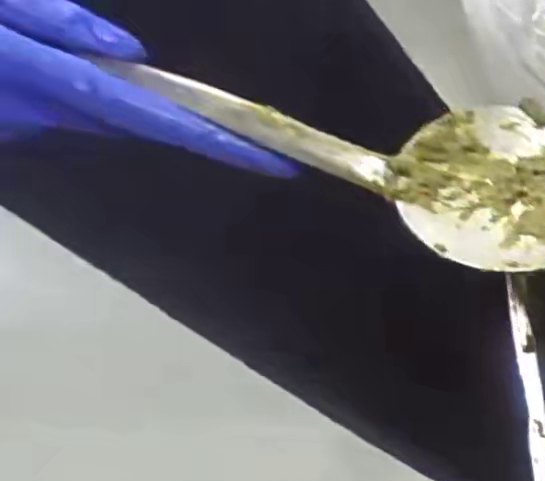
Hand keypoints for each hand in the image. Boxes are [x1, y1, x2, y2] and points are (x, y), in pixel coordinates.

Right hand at [0, 0, 294, 175]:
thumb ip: (36, 12)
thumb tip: (121, 49)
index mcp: (20, 69)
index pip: (147, 115)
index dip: (218, 143)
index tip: (280, 166)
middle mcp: (18, 110)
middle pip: (109, 118)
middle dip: (126, 102)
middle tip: (135, 87)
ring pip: (65, 114)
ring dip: (60, 87)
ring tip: (11, 41)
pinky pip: (23, 111)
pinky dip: (21, 87)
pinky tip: (1, 66)